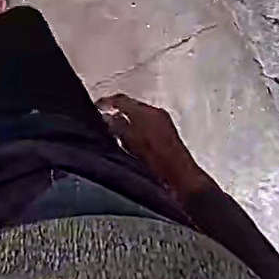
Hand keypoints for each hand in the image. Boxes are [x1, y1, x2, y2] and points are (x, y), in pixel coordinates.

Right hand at [97, 94, 213, 198]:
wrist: (182, 179)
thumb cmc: (159, 162)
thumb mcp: (132, 143)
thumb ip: (118, 127)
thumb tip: (108, 118)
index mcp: (147, 111)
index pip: (121, 100)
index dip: (107, 102)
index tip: (96, 106)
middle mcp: (156, 113)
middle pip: (131, 105)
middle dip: (117, 109)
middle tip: (103, 116)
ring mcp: (163, 123)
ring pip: (139, 114)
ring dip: (127, 119)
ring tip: (113, 129)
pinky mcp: (167, 134)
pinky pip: (147, 123)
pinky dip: (136, 127)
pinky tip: (130, 139)